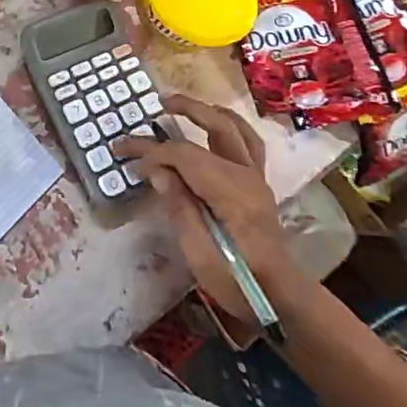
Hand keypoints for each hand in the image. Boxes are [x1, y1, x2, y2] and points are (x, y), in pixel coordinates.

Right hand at [112, 95, 301, 318]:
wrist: (282, 300)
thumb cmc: (238, 281)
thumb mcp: (199, 252)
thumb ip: (179, 206)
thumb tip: (156, 171)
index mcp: (230, 192)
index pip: (184, 155)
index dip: (151, 151)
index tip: (123, 154)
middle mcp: (247, 177)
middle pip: (218, 127)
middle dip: (187, 110)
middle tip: (157, 106)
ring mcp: (257, 180)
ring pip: (238, 130)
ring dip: (210, 112)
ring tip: (184, 106)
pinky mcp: (258, 187)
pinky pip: (246, 144)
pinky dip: (228, 128)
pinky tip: (212, 128)